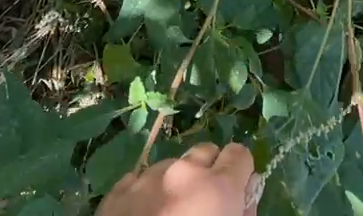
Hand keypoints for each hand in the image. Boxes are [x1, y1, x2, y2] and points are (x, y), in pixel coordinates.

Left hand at [96, 143, 258, 215]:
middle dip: (209, 171)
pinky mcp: (118, 191)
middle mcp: (184, 172)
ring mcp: (147, 178)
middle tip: (205, 202)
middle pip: (205, 151)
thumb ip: (243, 214)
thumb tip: (244, 199)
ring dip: (177, 182)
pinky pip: (140, 180)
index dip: (240, 171)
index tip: (237, 190)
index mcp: (218, 187)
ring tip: (171, 213)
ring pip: (172, 165)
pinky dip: (147, 193)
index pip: (240, 154)